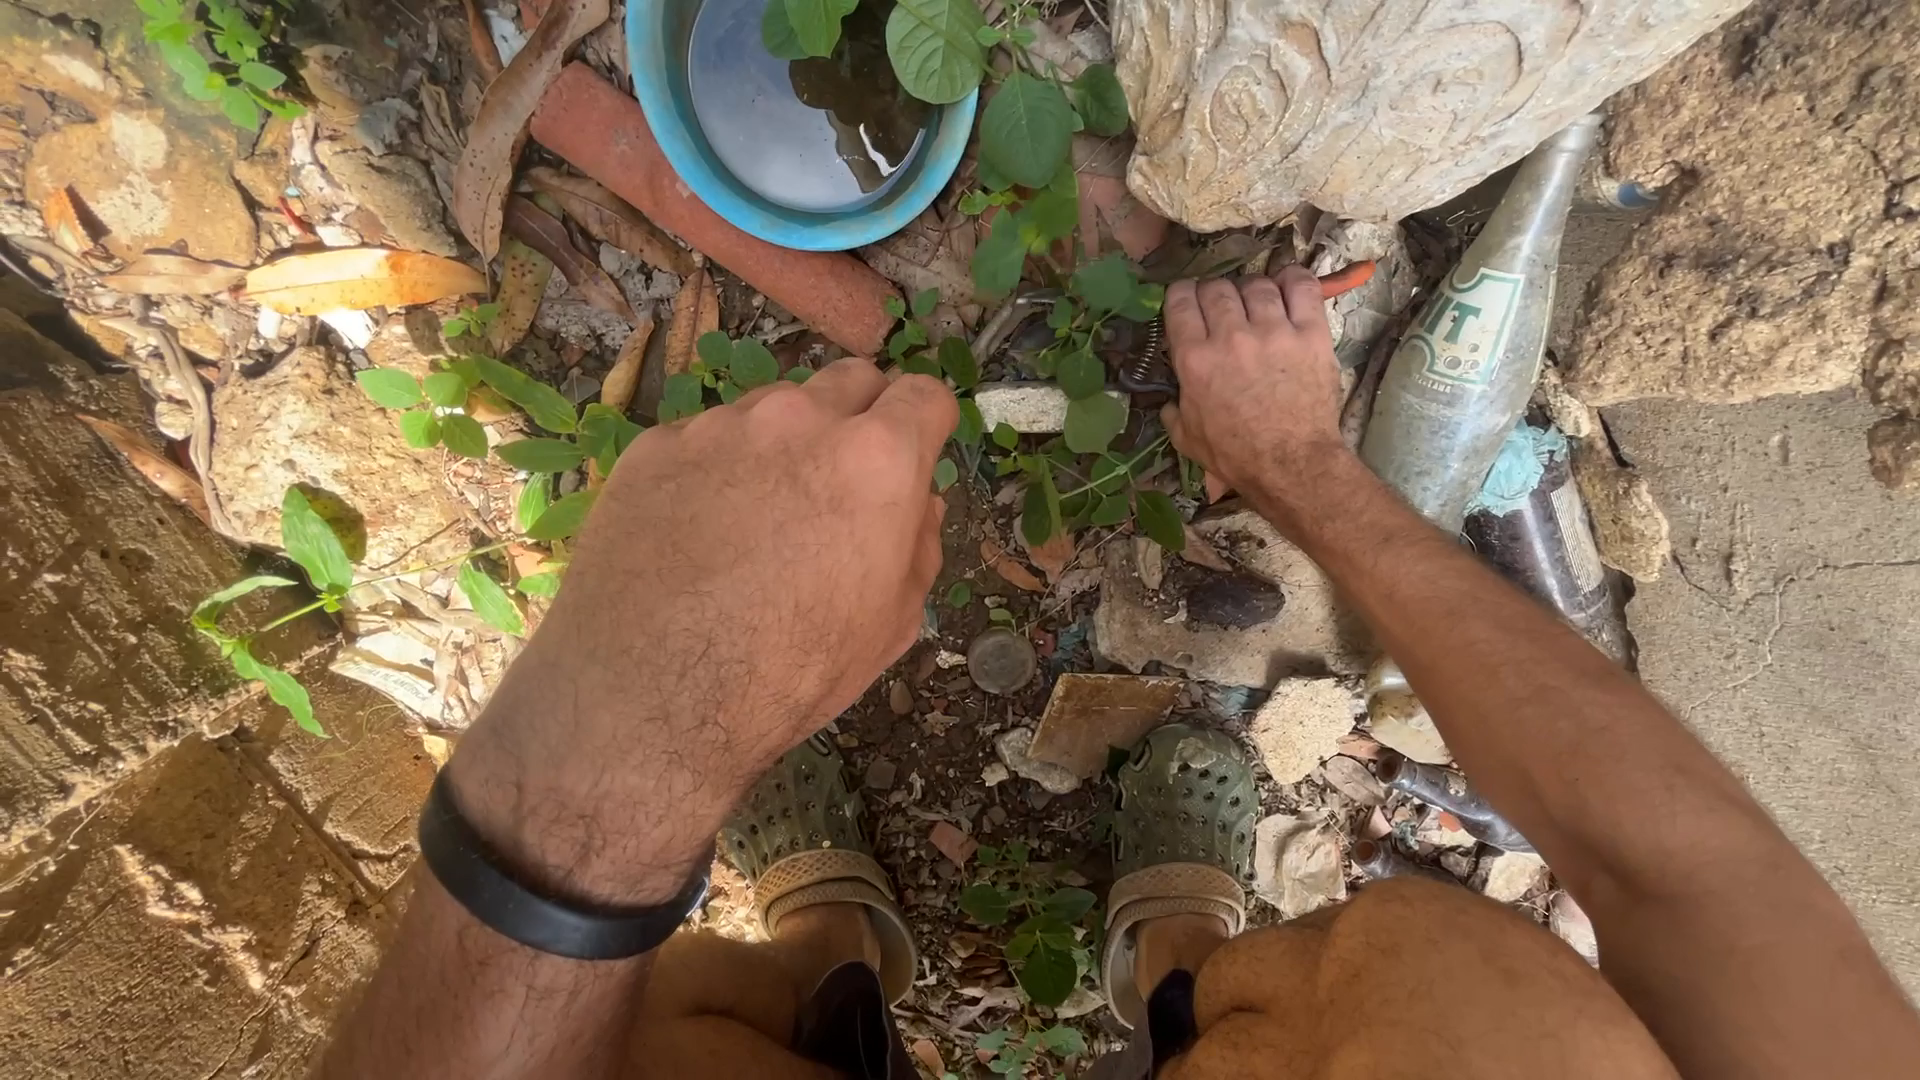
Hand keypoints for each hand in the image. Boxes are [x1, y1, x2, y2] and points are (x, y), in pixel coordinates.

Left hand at [449, 360, 956, 902]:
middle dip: (865, 416)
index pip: (926, 394)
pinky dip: (722, 464)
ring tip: (762, 512)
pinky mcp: (655, 446)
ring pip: (778, 405)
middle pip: (854, 379)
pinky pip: (709, 436)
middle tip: (847, 479)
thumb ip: (920, 546)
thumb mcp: (893, 623)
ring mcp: (720, 426)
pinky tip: (700, 528)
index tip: (920, 451)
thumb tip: (919, 504)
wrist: (651, 700)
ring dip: (789, 440)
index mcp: (875, 459)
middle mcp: (800, 419)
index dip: (930, 423)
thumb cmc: (794, 670)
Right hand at [1160, 265, 1351, 510]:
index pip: (1180, 302)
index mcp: (1194, 360)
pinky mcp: (1310, 333)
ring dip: (1250, 289)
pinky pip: (1302, 287)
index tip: (1184, 300)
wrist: (1290, 463)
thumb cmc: (1234, 455)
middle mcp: (1231, 336)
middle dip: (1212, 293)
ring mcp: (1274, 331)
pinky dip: (1291, 280)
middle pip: (1217, 288)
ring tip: (1253, 303)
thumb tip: (1170, 399)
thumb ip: (1173, 410)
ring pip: (1256, 284)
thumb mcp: (1186, 437)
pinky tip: (1285, 286)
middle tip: (1219, 307)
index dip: (1180, 295)